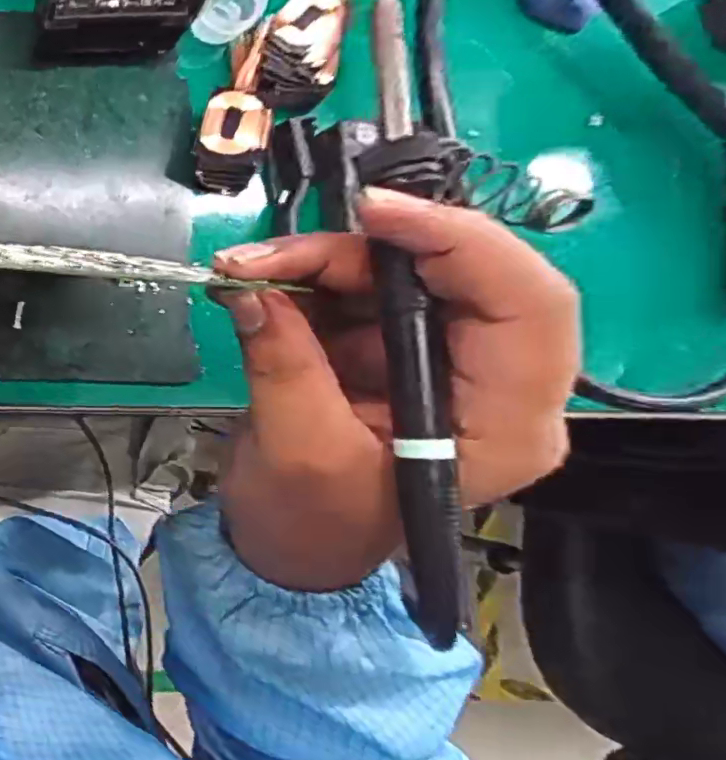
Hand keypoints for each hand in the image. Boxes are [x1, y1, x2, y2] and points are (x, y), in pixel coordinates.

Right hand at [208, 189, 579, 590]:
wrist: (284, 546)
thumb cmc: (307, 521)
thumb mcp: (297, 450)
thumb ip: (281, 366)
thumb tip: (249, 292)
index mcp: (503, 420)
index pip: (522, 305)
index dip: (458, 245)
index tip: (372, 213)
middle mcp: (482, 380)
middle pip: (441, 282)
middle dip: (346, 257)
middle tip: (255, 259)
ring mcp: (428, 364)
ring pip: (386, 281)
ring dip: (308, 267)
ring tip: (237, 272)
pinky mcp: (377, 356)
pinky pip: (345, 299)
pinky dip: (294, 286)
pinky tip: (249, 289)